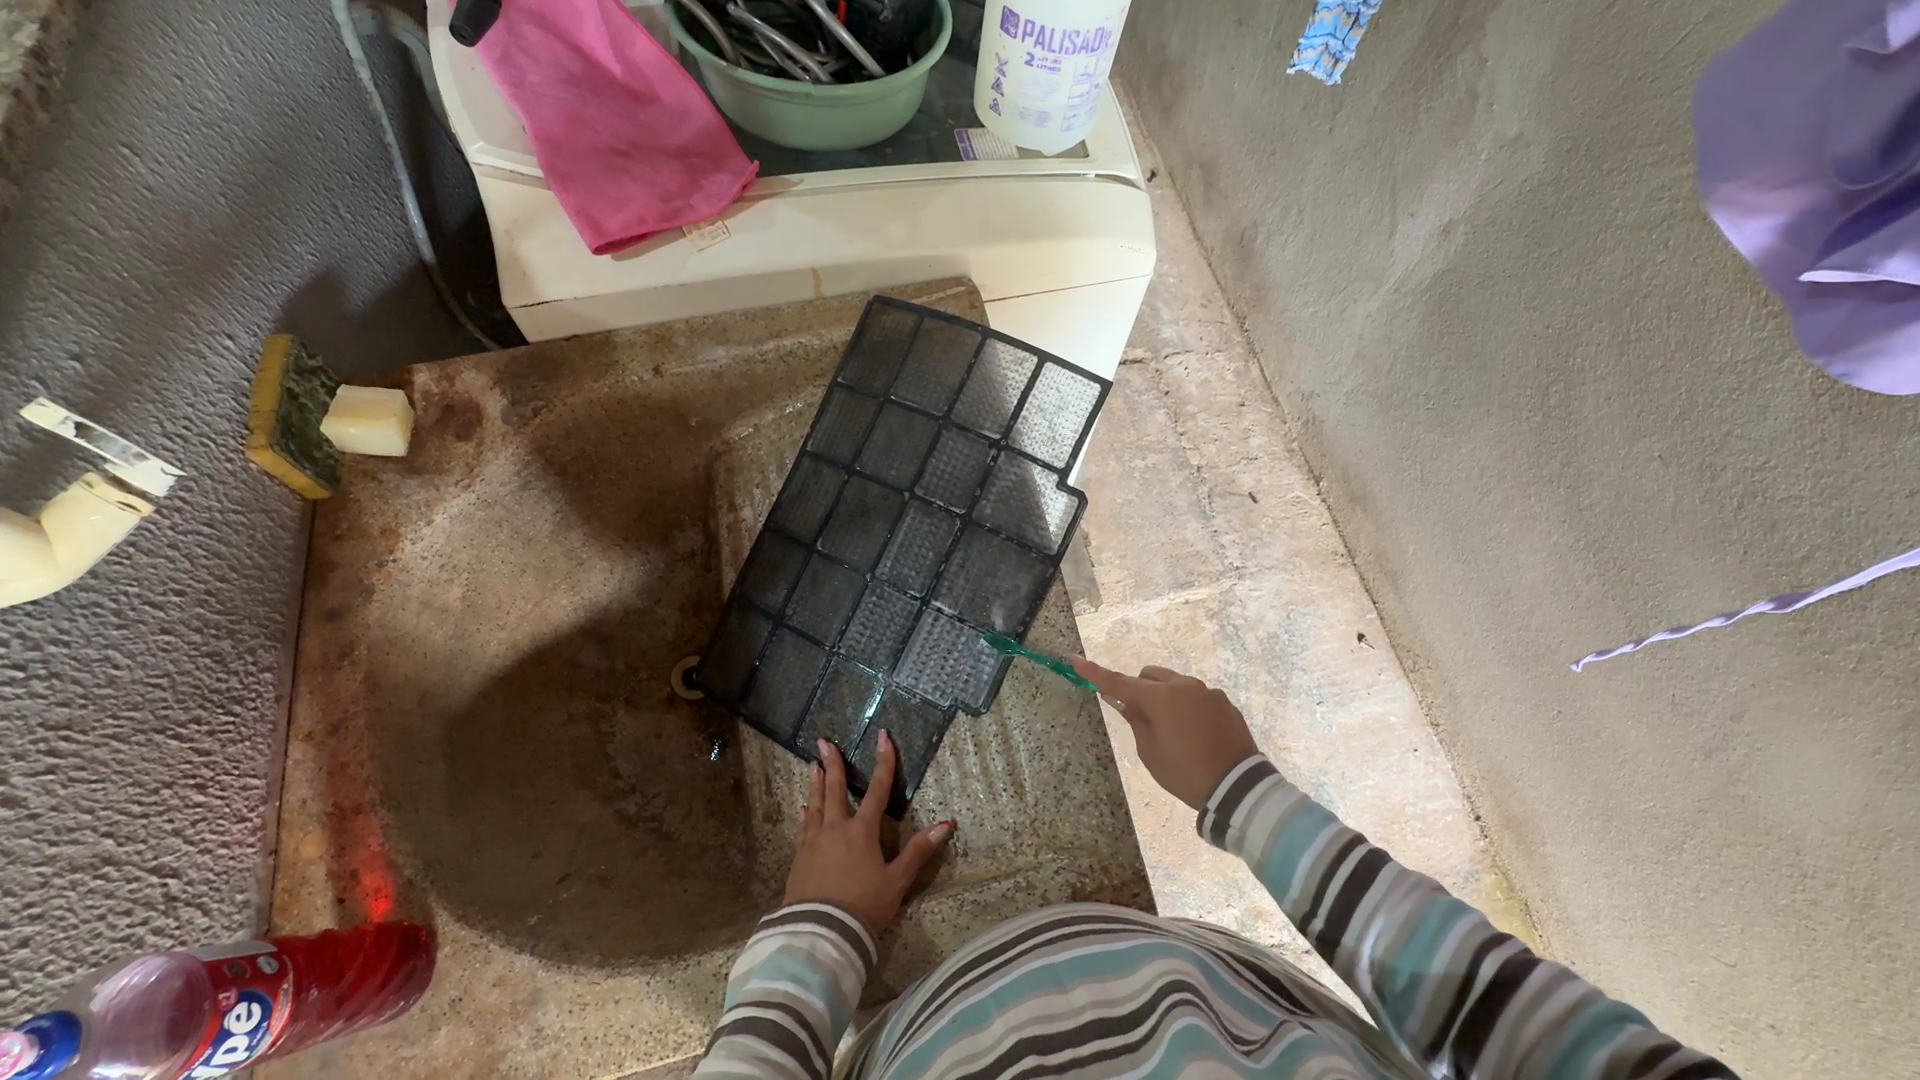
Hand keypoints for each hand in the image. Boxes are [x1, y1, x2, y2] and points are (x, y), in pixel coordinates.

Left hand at [784, 732, 954, 934]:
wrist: (820, 932)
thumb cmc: (863, 906)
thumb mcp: (897, 880)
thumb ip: (918, 851)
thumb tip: (946, 823)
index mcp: (862, 831)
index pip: (878, 790)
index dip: (884, 762)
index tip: (882, 736)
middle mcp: (836, 829)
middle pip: (835, 790)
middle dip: (833, 764)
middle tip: (823, 740)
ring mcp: (814, 842)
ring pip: (816, 804)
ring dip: (816, 783)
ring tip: (812, 764)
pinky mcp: (800, 858)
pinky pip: (803, 828)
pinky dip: (805, 814)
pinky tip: (803, 808)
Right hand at [1072, 660, 1258, 810]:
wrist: (1237, 787)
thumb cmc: (1185, 773)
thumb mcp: (1150, 753)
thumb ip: (1137, 722)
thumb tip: (1128, 703)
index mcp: (1161, 697)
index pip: (1119, 682)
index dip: (1095, 673)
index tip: (1075, 660)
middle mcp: (1184, 686)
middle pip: (1150, 676)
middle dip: (1141, 690)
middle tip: (1142, 718)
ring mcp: (1208, 692)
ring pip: (1176, 684)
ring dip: (1167, 698)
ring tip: (1175, 731)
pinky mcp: (1225, 704)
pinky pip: (1198, 697)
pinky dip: (1189, 708)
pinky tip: (1197, 735)